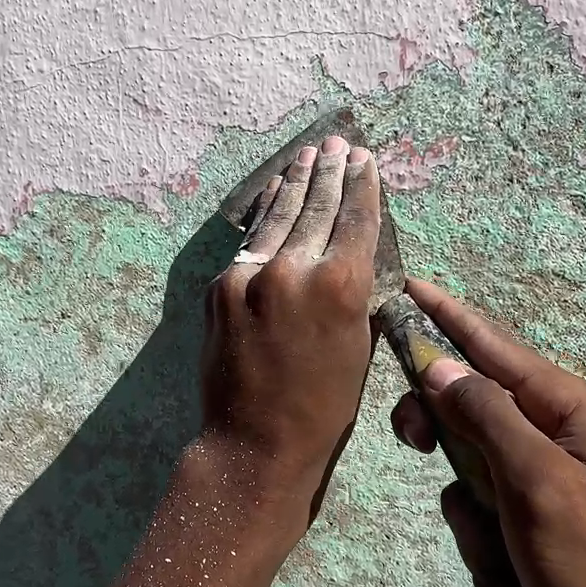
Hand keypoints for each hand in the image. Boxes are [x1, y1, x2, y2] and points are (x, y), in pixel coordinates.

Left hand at [201, 135, 380, 516]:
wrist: (254, 443)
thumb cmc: (324, 405)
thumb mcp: (358, 343)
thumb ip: (354, 290)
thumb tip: (348, 251)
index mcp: (340, 286)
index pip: (355, 220)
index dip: (362, 186)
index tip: (364, 158)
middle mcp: (293, 270)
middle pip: (316, 208)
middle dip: (329, 172)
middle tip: (337, 143)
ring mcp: (249, 276)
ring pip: (278, 217)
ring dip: (294, 183)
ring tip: (307, 155)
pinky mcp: (220, 286)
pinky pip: (251, 242)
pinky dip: (265, 215)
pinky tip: (273, 194)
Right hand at [391, 278, 585, 586]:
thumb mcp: (541, 485)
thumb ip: (485, 417)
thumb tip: (440, 364)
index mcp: (568, 410)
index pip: (492, 345)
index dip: (445, 315)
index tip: (407, 286)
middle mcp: (557, 440)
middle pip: (471, 414)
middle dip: (445, 443)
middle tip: (416, 447)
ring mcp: (549, 493)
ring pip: (471, 483)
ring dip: (481, 532)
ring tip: (517, 569)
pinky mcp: (542, 539)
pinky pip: (489, 533)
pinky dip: (499, 569)